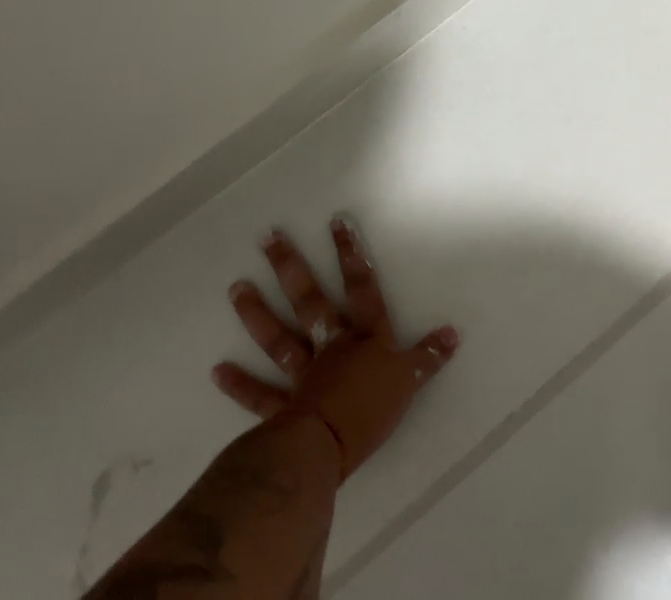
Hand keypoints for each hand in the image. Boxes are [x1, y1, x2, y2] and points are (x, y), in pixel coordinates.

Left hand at [211, 216, 458, 477]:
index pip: (362, 289)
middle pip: (310, 302)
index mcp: (365, 339)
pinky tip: (217, 370)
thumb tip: (453, 333)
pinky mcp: (283, 409)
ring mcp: (302, 375)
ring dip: (256, 313)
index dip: (352, 256)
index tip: (337, 223)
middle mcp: (331, 348)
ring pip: (278, 339)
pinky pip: (260, 395)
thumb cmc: (371, 410)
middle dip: (291, 269)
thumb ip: (427, 356)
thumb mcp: (409, 381)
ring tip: (236, 287)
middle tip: (267, 238)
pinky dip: (239, 384)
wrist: (327, 447)